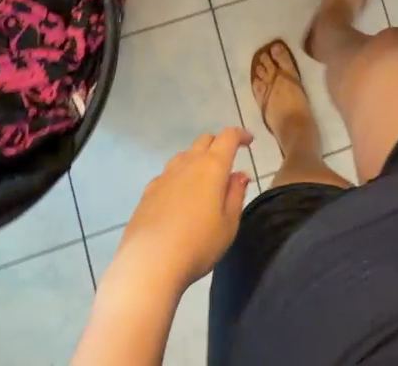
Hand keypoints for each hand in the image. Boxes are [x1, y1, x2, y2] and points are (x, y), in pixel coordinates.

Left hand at [113, 127, 252, 291]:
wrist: (149, 262)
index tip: (249, 141)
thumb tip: (239, 174)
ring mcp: (165, 176)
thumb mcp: (228, 224)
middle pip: (204, 140)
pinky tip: (179, 197)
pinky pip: (168, 174)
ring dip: (197, 159)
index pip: (228, 137)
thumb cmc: (198, 244)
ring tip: (204, 179)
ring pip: (184, 155)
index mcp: (212, 167)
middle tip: (228, 160)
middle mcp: (187, 164)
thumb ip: (236, 194)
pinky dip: (179, 177)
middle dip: (219, 144)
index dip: (240, 135)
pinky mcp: (148, 192)